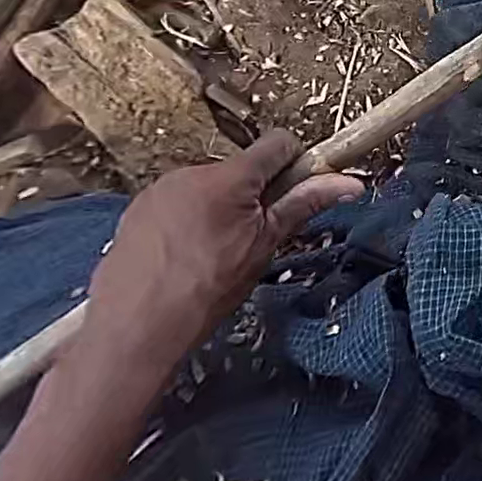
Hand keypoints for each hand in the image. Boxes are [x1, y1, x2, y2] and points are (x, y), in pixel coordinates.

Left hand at [82, 132, 363, 370]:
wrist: (128, 337)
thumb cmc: (206, 289)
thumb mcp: (267, 243)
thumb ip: (307, 203)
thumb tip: (353, 183)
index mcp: (228, 177)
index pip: (279, 142)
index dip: (295, 164)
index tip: (293, 196)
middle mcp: (190, 173)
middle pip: (244, 166)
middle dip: (257, 190)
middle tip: (256, 232)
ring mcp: (157, 192)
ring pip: (212, 184)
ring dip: (224, 203)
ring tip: (218, 248)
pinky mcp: (134, 212)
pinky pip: (180, 200)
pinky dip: (193, 216)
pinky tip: (187, 253)